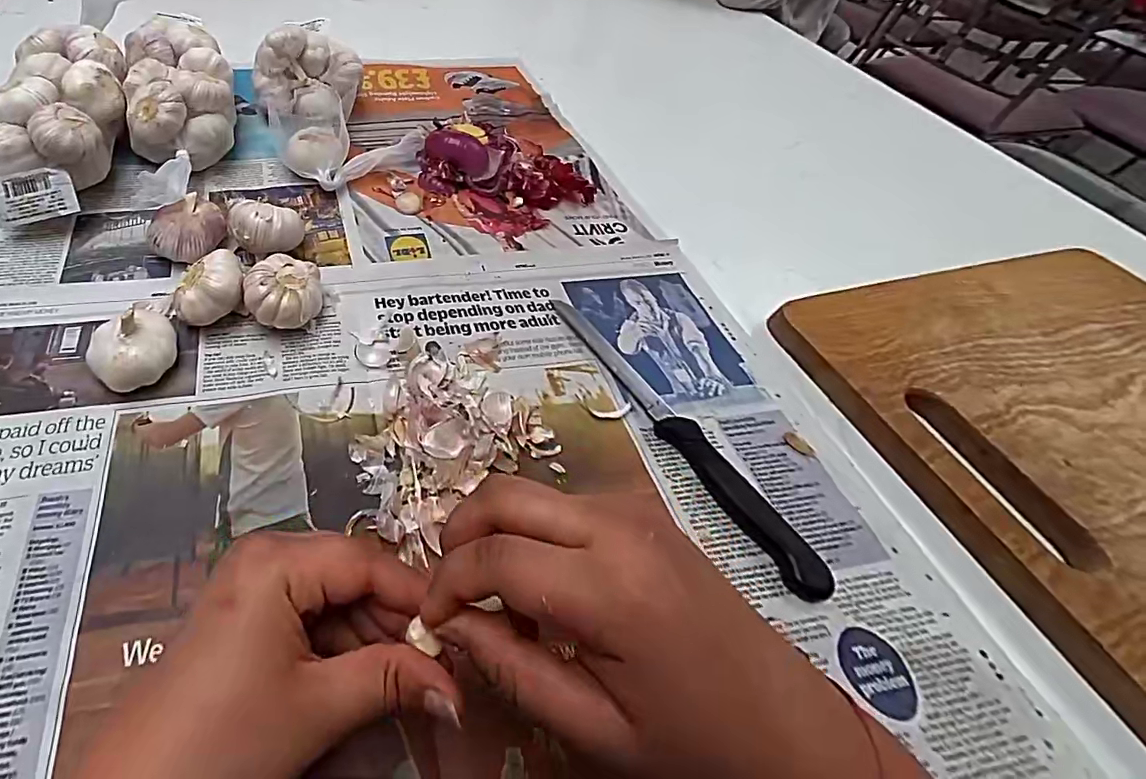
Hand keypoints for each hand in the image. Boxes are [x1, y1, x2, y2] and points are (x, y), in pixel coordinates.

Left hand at [75, 532, 462, 778]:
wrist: (151, 767)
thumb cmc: (227, 729)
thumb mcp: (317, 704)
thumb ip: (389, 680)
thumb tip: (450, 684)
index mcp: (274, 560)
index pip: (363, 558)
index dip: (415, 593)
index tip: (457, 629)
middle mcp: (262, 554)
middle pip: (346, 570)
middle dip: (392, 616)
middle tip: (436, 663)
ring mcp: (251, 578)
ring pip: (329, 591)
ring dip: (368, 631)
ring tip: (406, 677)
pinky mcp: (247, 606)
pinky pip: (305, 607)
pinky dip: (337, 638)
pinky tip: (364, 674)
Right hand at [420, 476, 927, 778]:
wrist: (804, 738)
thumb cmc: (702, 747)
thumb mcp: (596, 729)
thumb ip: (508, 668)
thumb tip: (447, 622)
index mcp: (614, 589)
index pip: (493, 558)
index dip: (447, 584)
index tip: (432, 616)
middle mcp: (619, 529)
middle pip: (499, 496)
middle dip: (456, 533)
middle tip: (451, 584)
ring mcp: (631, 510)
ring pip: (521, 490)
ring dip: (489, 529)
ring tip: (496, 589)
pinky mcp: (638, 510)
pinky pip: (554, 500)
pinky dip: (524, 528)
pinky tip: (537, 580)